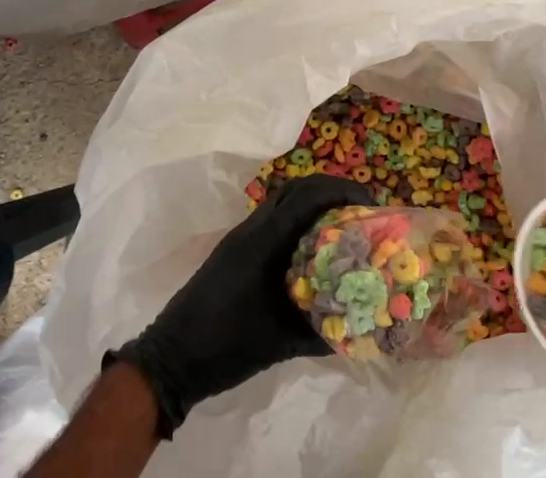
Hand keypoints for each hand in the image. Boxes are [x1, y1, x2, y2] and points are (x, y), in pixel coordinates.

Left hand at [112, 174, 372, 437]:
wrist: (172, 358)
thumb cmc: (226, 346)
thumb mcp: (282, 343)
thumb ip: (324, 333)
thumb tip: (366, 330)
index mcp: (263, 242)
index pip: (308, 196)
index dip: (343, 193)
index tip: (373, 207)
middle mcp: (252, 229)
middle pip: (297, 188)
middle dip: (333, 192)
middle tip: (363, 213)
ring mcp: (240, 238)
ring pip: (283, 203)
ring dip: (315, 206)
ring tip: (345, 229)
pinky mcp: (235, 251)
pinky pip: (273, 222)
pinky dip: (298, 224)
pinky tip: (315, 253)